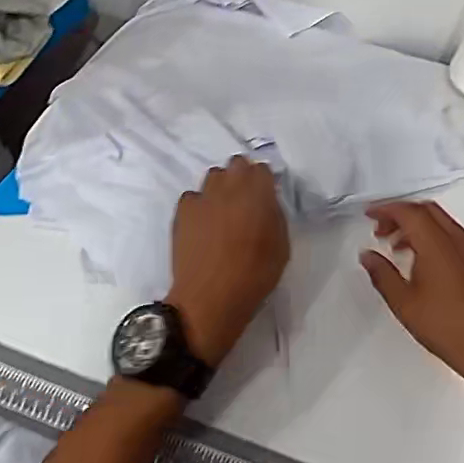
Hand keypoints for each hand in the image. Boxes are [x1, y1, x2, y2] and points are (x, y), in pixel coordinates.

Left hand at [166, 156, 290, 365]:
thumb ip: (274, 216)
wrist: (210, 297)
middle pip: (236, 164)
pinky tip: (202, 225)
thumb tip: (266, 204)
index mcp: (258, 193)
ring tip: (222, 211)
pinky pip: (193, 197)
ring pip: (213, 176)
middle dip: (241, 177)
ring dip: (220, 188)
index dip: (264, 182)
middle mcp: (229, 187)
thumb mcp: (281, 247)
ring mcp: (202, 197)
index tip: (265, 198)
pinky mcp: (182, 211)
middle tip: (245, 201)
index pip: (261, 169)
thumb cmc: (254, 275)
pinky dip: (199, 205)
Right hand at [360, 201, 463, 393]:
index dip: (386, 209)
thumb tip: (369, 258)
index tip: (372, 213)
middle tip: (382, 225)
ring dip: (417, 225)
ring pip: (442, 222)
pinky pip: (454, 236)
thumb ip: (382, 274)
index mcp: (437, 246)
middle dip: (401, 213)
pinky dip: (434, 237)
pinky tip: (423, 259)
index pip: (409, 212)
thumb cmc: (453, 329)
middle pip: (426, 210)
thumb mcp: (403, 303)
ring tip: (398, 243)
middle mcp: (458, 243)